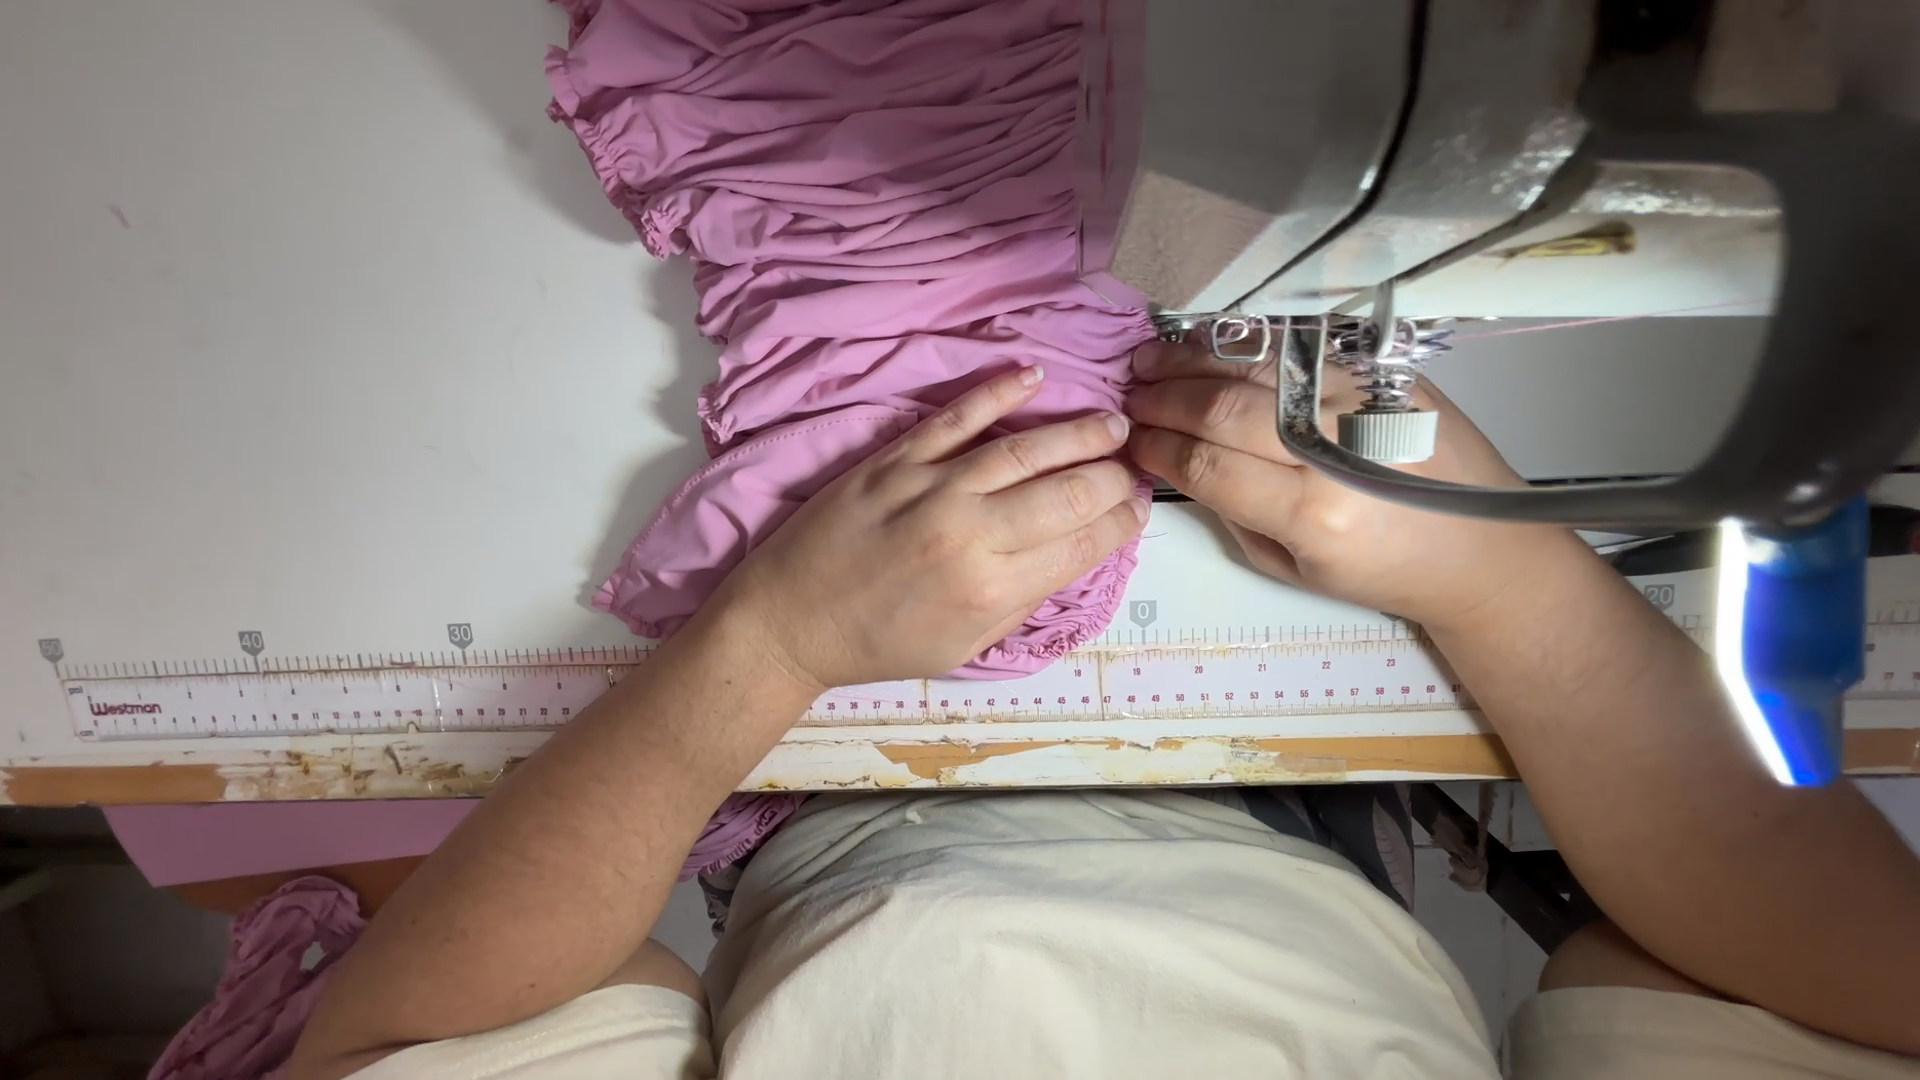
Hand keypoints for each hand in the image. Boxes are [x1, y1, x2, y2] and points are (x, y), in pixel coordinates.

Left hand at [714, 367, 1147, 690]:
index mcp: (991, 591)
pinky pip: (956, 418)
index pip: (1080, 546)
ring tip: (1113, 423)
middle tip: (1134, 462)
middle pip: (1065, 493)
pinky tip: (1034, 377)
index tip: (1138, 507)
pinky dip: (996, 393)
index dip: (1119, 523)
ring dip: (1075, 433)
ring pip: (1022, 450)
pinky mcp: (895, 460)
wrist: (793, 620)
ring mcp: (930, 489)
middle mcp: (969, 535)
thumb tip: (1073, 555)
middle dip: (1111, 475)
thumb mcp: (962, 645)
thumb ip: (1022, 600)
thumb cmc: (879, 643)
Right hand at [1125, 337, 1588, 630]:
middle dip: (1165, 401)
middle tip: (1129, 396)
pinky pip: (1296, 352)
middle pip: (1225, 411)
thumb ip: (1232, 512)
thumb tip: (1183, 462)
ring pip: (1256, 370)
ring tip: (1148, 360)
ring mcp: (1364, 402)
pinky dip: (1241, 347)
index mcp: (1313, 515)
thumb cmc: (1380, 571)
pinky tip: (1206, 347)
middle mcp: (1337, 451)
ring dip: (1191, 362)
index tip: (1132, 442)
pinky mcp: (1382, 375)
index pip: (1209, 468)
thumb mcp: (1292, 568)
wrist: (1483, 547)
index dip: (1160, 449)